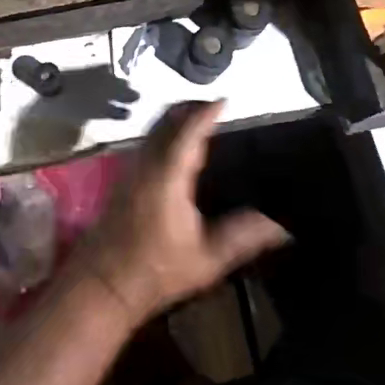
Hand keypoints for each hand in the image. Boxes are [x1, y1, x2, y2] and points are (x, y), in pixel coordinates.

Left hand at [73, 100, 289, 322]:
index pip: (189, 130)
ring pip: (154, 127)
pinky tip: (176, 146)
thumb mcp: (207, 259)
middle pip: (167, 120)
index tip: (226, 101)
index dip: (207, 111)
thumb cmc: (156, 271)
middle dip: (191, 107)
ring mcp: (131, 167)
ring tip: (199, 120)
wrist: (103, 284)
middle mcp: (147, 162)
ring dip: (176, 117)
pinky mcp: (122, 177)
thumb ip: (242, 236)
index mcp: (168, 175)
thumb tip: (281, 226)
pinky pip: (146, 139)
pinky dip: (164, 131)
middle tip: (215, 107)